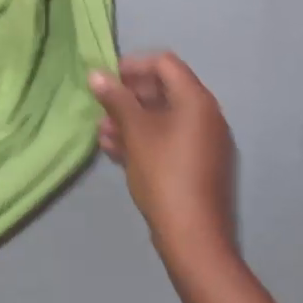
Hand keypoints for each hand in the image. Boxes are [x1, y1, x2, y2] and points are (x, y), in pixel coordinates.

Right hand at [90, 53, 235, 257]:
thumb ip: (115, 98)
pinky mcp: (199, 165)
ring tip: (103, 135)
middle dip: (128, 97)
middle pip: (164, 89)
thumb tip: (96, 73)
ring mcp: (205, 142)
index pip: (165, 64)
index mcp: (196, 101)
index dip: (133, 66)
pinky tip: (117, 152)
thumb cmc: (163, 174)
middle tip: (102, 108)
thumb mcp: (134, 132)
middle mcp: (206, 116)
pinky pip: (170, 139)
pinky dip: (144, 139)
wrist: (193, 238)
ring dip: (131, 120)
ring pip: (163, 117)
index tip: (107, 80)